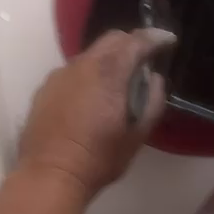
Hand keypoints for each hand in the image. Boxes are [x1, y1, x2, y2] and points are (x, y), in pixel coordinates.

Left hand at [17, 27, 176, 199]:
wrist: (49, 176)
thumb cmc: (98, 159)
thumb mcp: (136, 136)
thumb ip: (151, 101)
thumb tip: (154, 78)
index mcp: (109, 72)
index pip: (137, 41)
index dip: (156, 37)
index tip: (168, 40)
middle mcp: (83, 64)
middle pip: (112, 39)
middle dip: (132, 43)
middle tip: (144, 60)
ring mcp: (61, 74)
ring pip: (91, 54)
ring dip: (108, 60)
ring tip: (116, 83)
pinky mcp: (45, 87)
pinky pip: (73, 71)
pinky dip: (87, 75)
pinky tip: (89, 98)